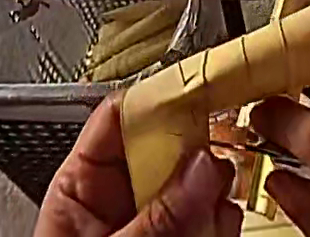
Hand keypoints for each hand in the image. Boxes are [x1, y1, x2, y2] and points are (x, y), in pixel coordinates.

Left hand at [37, 94, 242, 236]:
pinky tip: (220, 230)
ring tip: (218, 213)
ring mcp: (156, 216)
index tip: (203, 86)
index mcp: (85, 185)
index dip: (160, 95)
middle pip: (171, 138)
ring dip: (218, 187)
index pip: (122, 115)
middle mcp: (124, 191)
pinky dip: (224, 219)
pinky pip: (212, 212)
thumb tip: (206, 162)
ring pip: (198, 174)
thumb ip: (156, 218)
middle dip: (201, 147)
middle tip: (224, 156)